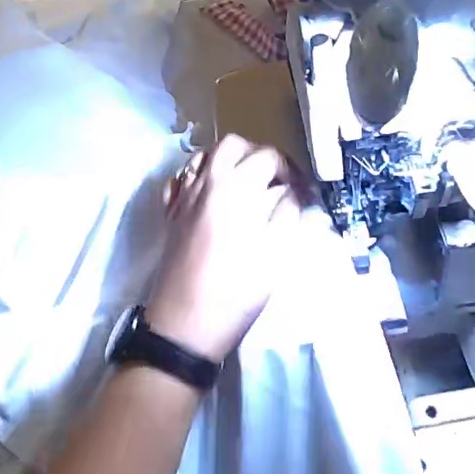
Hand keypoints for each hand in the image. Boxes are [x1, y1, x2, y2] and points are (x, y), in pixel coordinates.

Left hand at [145, 134, 301, 363]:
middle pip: (234, 145)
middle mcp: (206, 184)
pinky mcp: (171, 215)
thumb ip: (287, 215)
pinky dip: (202, 176)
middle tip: (277, 181)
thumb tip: (293, 195)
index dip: (291, 171)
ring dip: (230, 161)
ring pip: (206, 156)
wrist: (182, 328)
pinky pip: (184, 179)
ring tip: (249, 185)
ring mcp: (184, 198)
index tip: (303, 192)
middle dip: (260, 156)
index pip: (268, 157)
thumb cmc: (235, 293)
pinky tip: (215, 196)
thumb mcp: (276, 255)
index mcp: (235, 190)